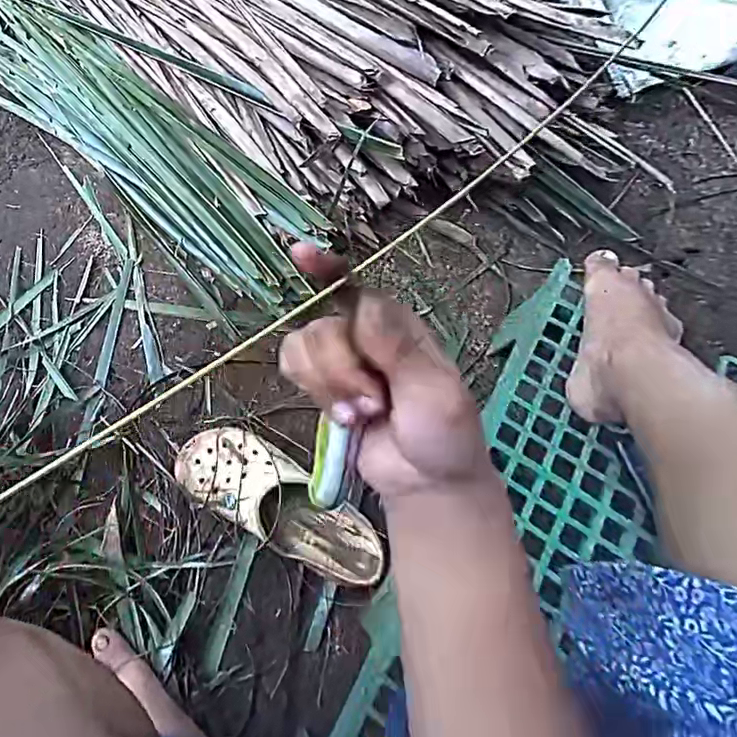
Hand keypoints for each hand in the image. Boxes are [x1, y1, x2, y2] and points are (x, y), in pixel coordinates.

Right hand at [278, 245, 492, 499]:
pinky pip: (291, 367)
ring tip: (363, 413)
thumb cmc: (444, 432)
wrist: (427, 481)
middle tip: (375, 403)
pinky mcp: (319, 382)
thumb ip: (398, 349)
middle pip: (322, 328)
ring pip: (302, 347)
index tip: (300, 255)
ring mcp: (337, 357)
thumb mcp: (434, 391)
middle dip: (342, 372)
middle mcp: (360, 331)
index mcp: (393, 322)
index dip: (325, 268)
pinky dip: (314, 392)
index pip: (353, 285)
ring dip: (330, 387)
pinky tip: (344, 416)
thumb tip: (362, 304)